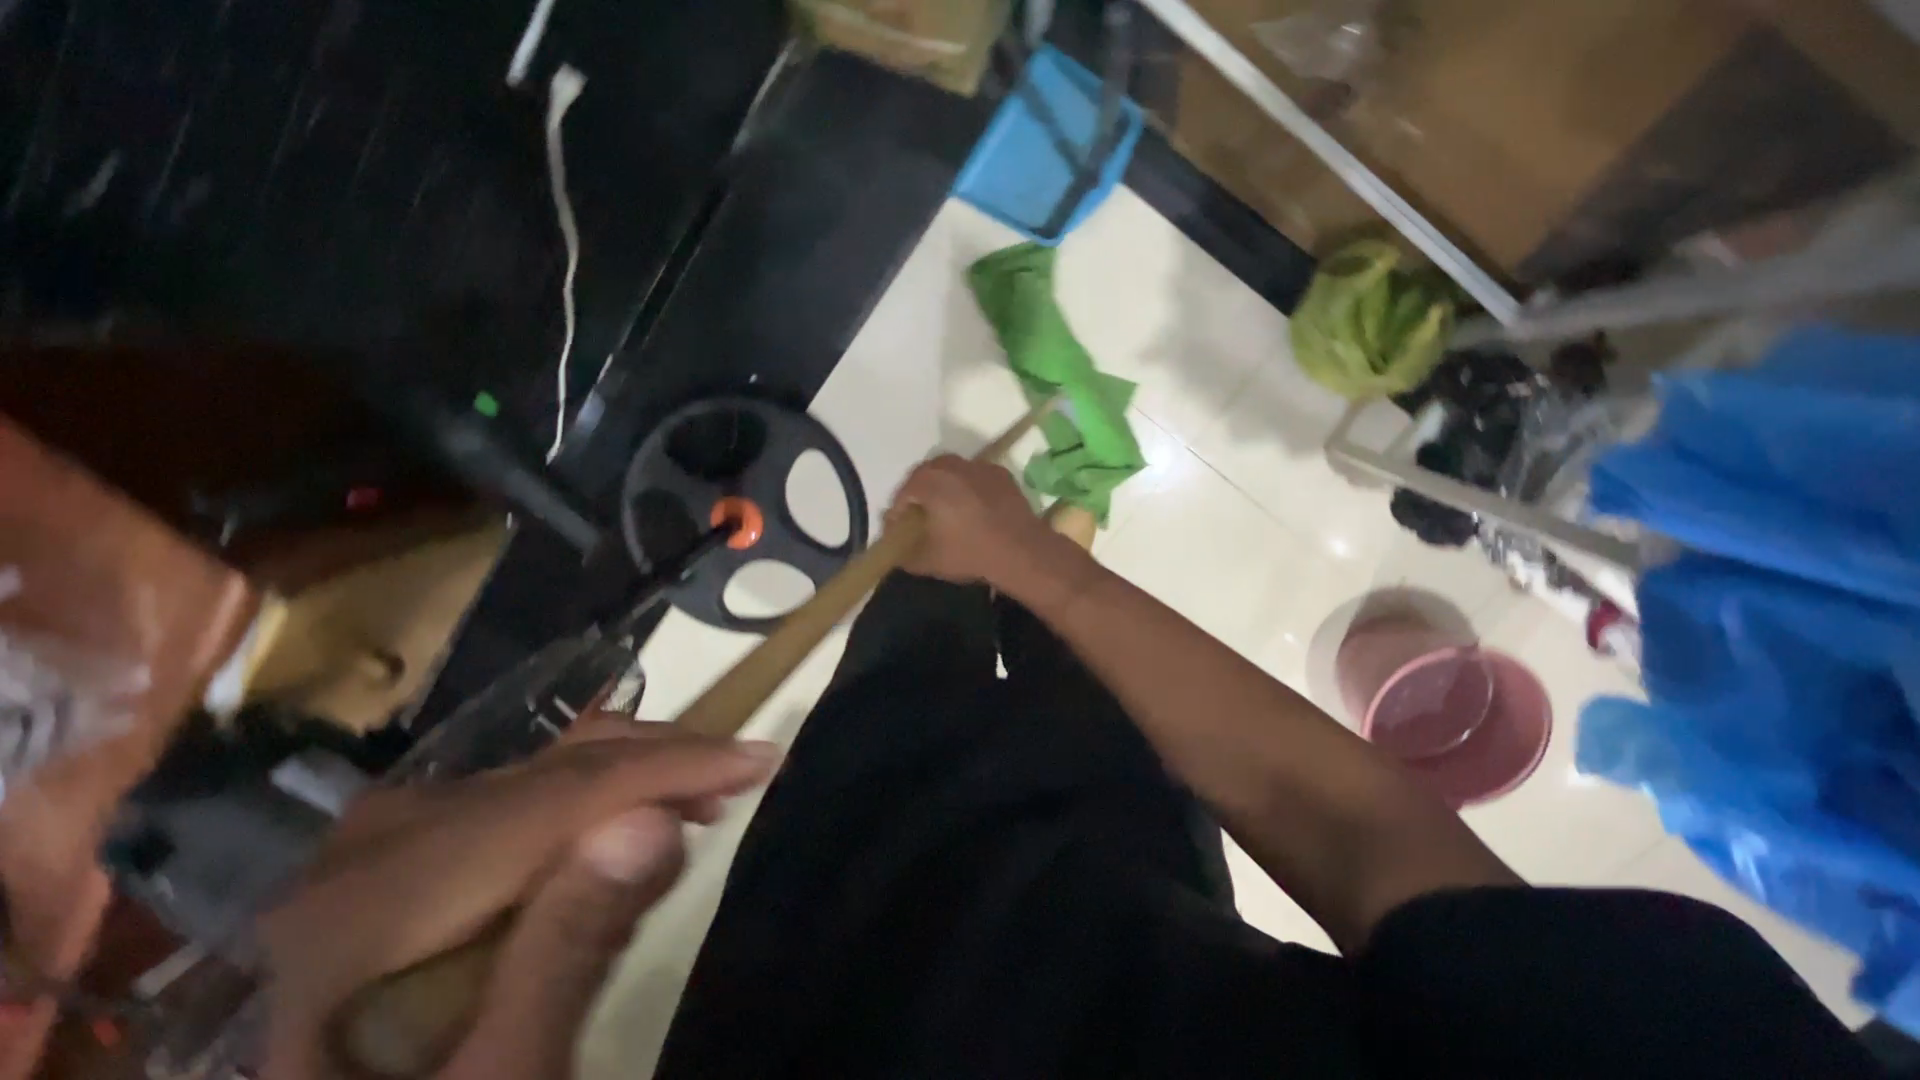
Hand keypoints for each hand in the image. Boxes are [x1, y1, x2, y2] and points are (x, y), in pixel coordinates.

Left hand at [259, 717, 779, 1079]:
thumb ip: (564, 958)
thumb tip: (651, 821)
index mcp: (366, 910)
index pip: (549, 801)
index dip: (664, 771)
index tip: (762, 761)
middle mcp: (360, 853)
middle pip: (541, 774)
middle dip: (656, 764)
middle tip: (747, 777)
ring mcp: (372, 852)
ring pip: (531, 776)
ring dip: (628, 780)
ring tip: (703, 802)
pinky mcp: (394, 863)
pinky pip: (511, 802)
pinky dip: (585, 804)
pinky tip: (625, 828)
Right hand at [888, 455, 1062, 588]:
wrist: (1021, 551)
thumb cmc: (969, 553)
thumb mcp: (927, 562)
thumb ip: (904, 554)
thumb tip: (896, 551)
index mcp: (929, 481)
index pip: (902, 494)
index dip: (898, 514)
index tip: (900, 531)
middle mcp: (951, 465)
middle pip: (926, 476)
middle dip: (920, 495)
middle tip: (921, 519)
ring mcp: (979, 466)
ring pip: (952, 473)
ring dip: (945, 488)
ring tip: (947, 512)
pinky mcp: (1001, 474)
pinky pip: (975, 477)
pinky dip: (969, 488)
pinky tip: (974, 509)